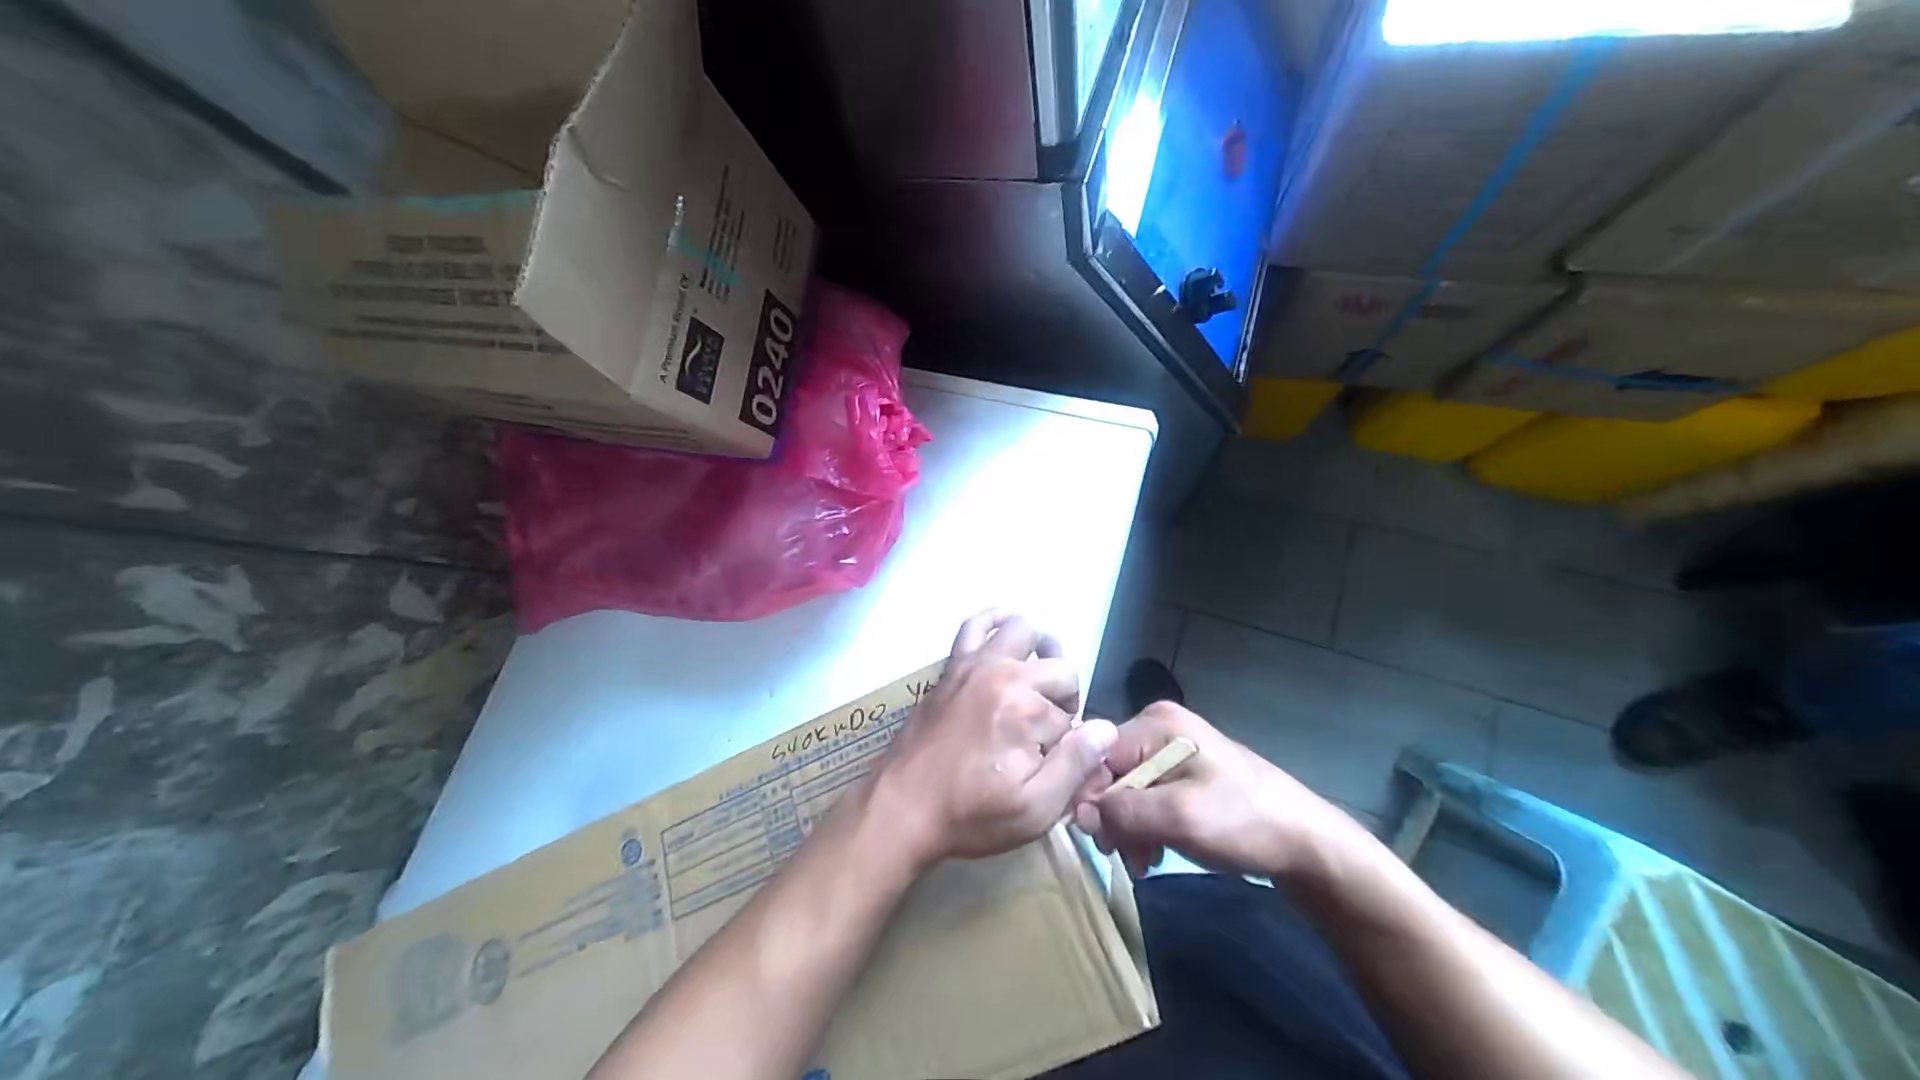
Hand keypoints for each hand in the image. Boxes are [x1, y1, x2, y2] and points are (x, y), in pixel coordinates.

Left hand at [872, 610, 1117, 869]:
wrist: (901, 807)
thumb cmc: (969, 814)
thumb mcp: (1034, 808)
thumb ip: (1075, 765)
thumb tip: (1107, 729)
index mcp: (1026, 709)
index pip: (1072, 715)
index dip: (1071, 741)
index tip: (1053, 763)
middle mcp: (1003, 675)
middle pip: (1058, 668)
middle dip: (1064, 697)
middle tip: (1048, 734)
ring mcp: (974, 665)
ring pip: (1023, 630)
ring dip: (1042, 650)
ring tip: (1041, 680)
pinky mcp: (952, 668)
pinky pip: (974, 625)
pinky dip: (995, 619)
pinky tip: (1007, 626)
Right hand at [1073, 702, 1375, 881]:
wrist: (1308, 844)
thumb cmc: (1243, 822)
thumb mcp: (1178, 817)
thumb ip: (1121, 811)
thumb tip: (1079, 812)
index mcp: (1156, 723)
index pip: (1096, 754)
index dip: (1090, 796)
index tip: (1100, 838)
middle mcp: (1160, 727)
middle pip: (1111, 771)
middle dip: (1112, 816)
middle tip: (1125, 855)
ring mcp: (1175, 748)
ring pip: (1127, 787)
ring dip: (1128, 826)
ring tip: (1144, 860)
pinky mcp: (1187, 772)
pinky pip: (1148, 794)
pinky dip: (1146, 824)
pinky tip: (1156, 850)